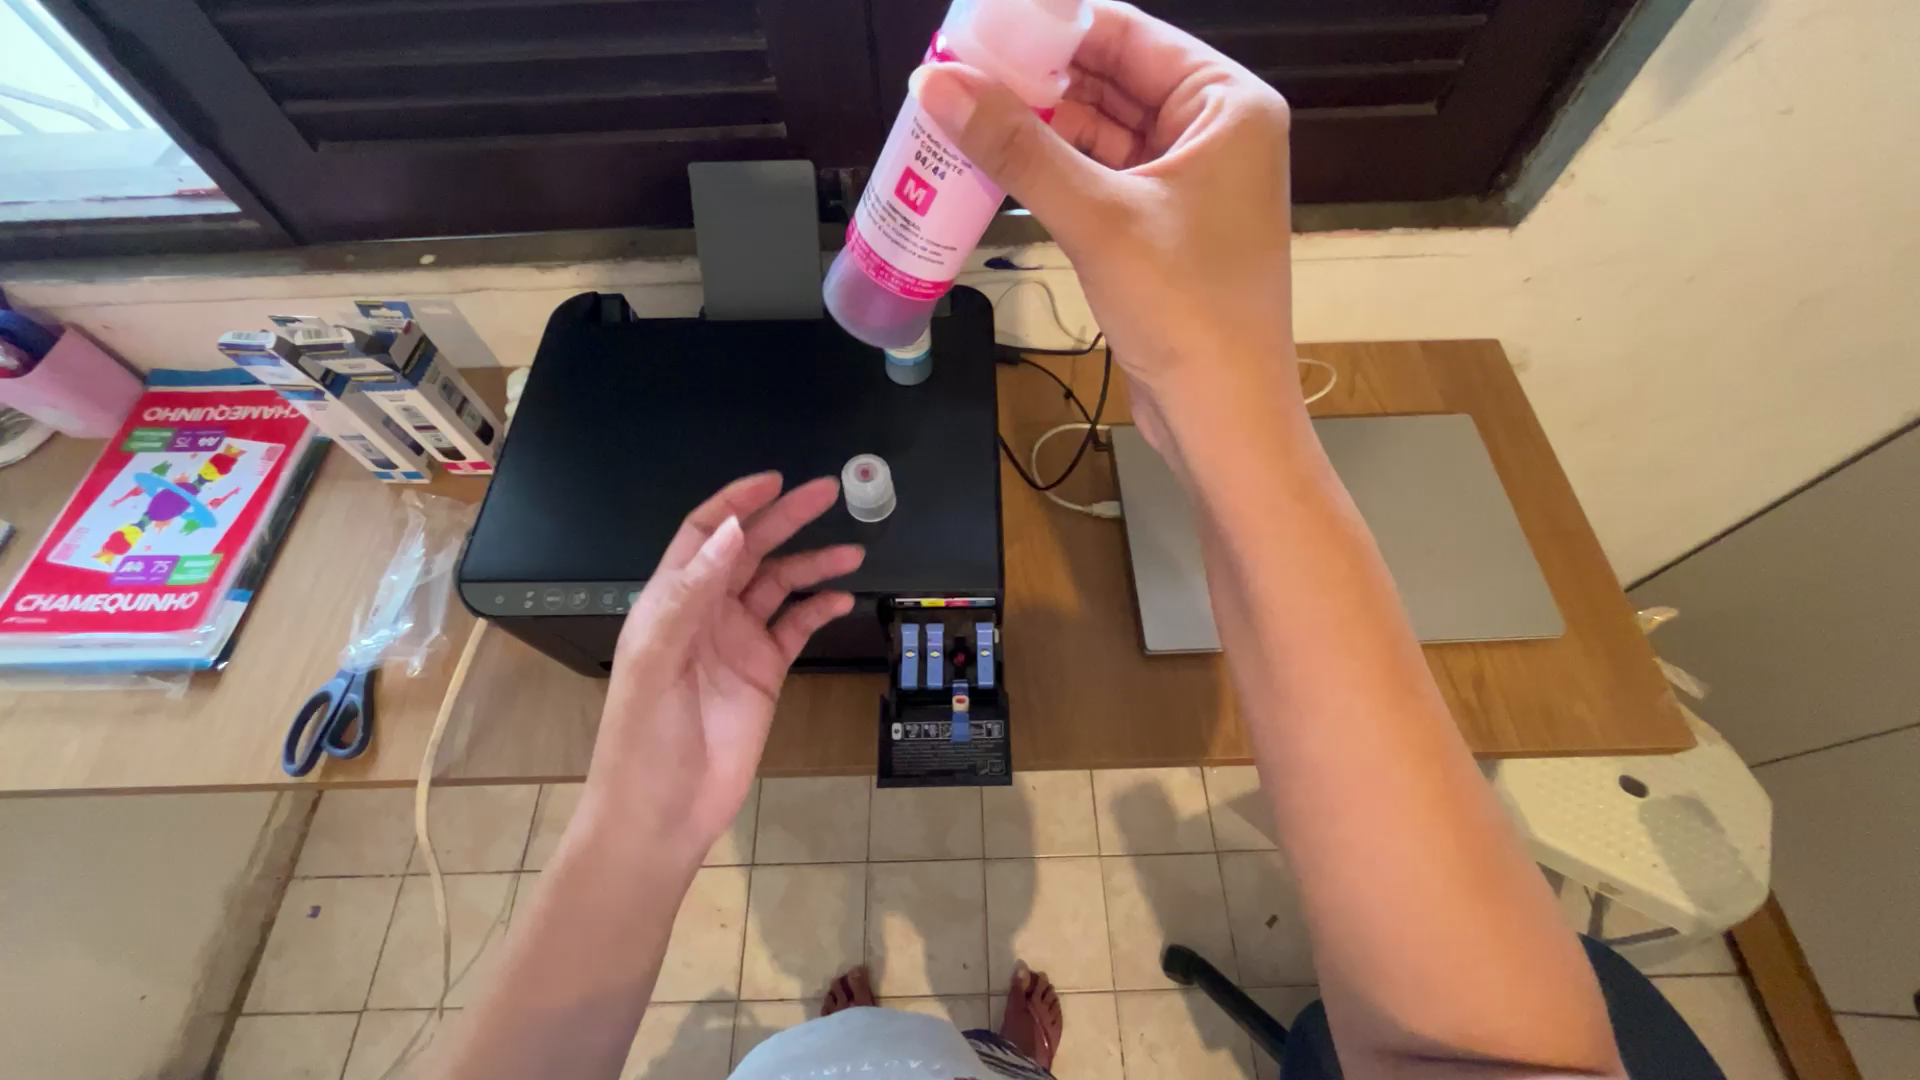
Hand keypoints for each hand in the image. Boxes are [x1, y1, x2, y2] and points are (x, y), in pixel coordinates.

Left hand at [584, 473, 862, 864]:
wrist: (663, 813)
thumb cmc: (644, 740)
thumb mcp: (656, 660)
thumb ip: (691, 593)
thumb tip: (731, 532)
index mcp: (671, 601)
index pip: (705, 535)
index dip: (737, 504)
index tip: (774, 481)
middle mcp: (706, 613)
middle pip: (750, 551)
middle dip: (787, 519)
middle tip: (827, 493)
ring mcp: (737, 641)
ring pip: (779, 586)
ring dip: (813, 564)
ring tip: (852, 552)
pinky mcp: (764, 671)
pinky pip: (795, 626)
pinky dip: (818, 608)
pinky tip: (840, 599)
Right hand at [913, 1, 1297, 457]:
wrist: (1220, 413)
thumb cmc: (1183, 307)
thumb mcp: (1097, 218)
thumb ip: (1019, 148)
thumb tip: (939, 84)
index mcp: (1225, 105)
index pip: (1127, 35)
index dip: (1050, 28)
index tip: (979, 33)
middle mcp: (1214, 136)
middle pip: (1113, 85)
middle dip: (1039, 86)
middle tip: (962, 82)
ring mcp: (1189, 189)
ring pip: (1103, 141)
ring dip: (1043, 138)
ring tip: (970, 126)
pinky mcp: (1162, 236)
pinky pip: (1103, 188)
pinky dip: (1059, 183)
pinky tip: (1007, 178)